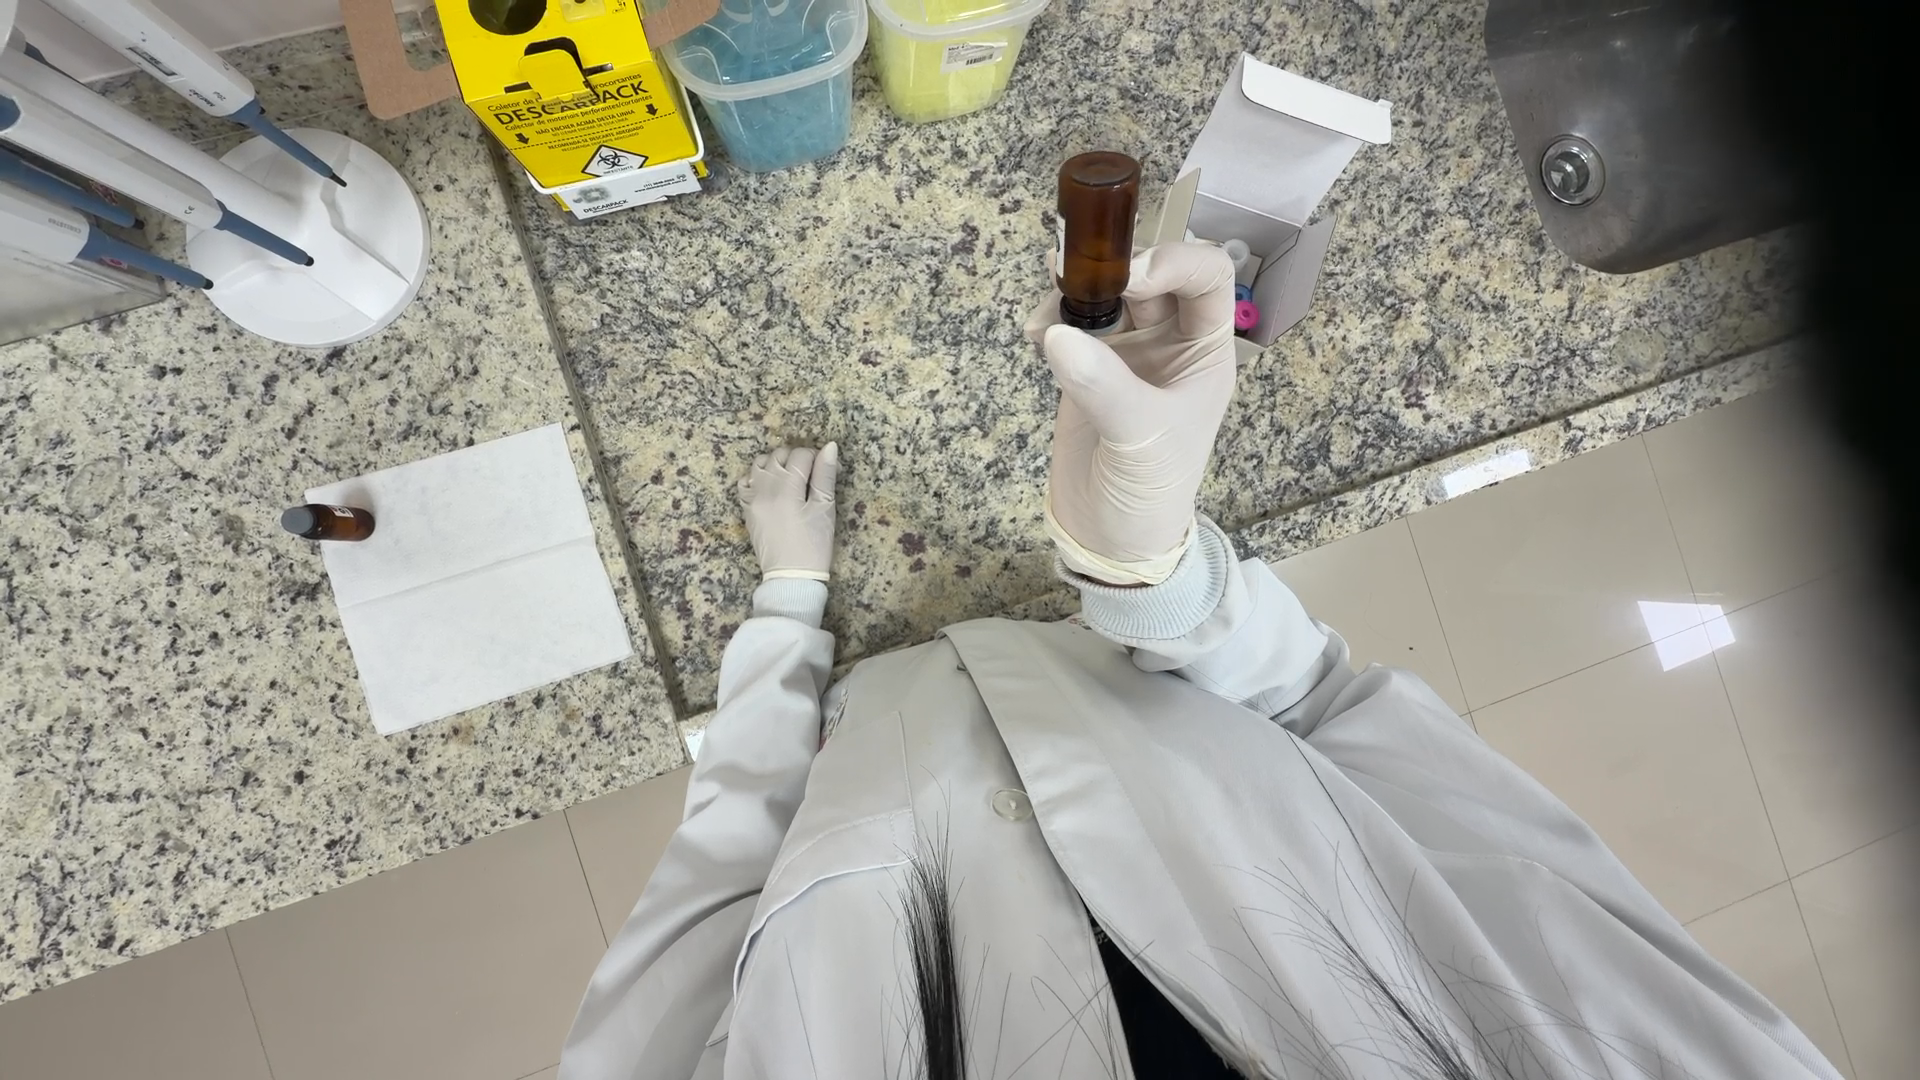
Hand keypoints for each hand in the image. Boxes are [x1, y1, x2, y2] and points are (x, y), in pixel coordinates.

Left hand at [738, 444, 839, 580]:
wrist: (791, 576)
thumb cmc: (814, 545)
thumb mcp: (825, 509)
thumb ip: (825, 476)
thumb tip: (830, 447)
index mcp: (787, 486)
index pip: (802, 455)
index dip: (818, 459)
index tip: (828, 473)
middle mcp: (764, 487)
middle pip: (780, 455)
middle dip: (798, 460)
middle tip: (813, 478)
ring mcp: (752, 497)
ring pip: (761, 464)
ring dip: (777, 465)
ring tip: (792, 481)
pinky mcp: (746, 508)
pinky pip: (746, 481)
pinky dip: (759, 477)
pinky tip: (772, 488)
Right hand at [1025, 242, 1238, 584]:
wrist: (1110, 537)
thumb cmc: (1150, 489)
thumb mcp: (1140, 436)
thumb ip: (1104, 384)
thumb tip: (1056, 332)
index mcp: (1204, 351)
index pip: (1206, 277)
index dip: (1173, 261)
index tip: (1129, 274)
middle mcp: (1167, 345)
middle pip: (1148, 278)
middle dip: (1113, 269)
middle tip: (1072, 275)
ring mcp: (1124, 357)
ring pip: (1104, 298)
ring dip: (1073, 293)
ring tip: (1044, 312)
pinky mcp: (1084, 373)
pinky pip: (1069, 328)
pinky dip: (1050, 322)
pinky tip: (1034, 334)